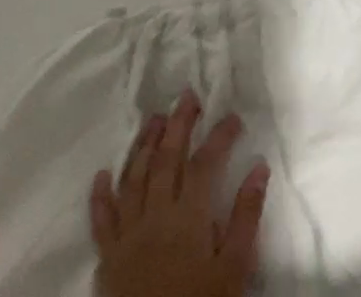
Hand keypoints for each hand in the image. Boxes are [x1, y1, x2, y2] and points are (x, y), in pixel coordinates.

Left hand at [89, 90, 270, 296]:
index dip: (218, 136)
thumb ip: (246, 215)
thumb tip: (259, 167)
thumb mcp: (236, 265)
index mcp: (188, 217)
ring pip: (132, 181)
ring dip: (142, 147)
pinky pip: (102, 219)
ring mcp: (127, 235)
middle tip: (187, 96)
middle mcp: (154, 217)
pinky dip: (101, 194)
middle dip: (177, 126)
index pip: (204, 163)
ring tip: (153, 119)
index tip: (233, 116)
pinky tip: (103, 173)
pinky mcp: (108, 256)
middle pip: (165, 162)